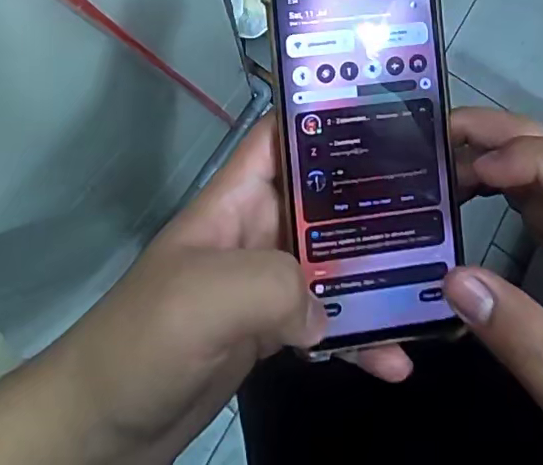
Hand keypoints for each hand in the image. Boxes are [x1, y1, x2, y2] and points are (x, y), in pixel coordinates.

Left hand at [41, 117, 413, 460]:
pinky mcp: (269, 330)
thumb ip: (273, 284)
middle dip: (372, 205)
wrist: (107, 420)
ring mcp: (261, 283)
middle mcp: (253, 231)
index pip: (280, 140)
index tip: (387, 124)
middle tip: (435, 215)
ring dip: (375, 279)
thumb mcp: (206, 295)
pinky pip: (325, 320)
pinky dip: (358, 336)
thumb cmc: (145, 338)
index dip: (324, 122)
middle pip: (320, 202)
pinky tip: (393, 359)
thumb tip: (327, 307)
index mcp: (233, 201)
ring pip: (330, 264)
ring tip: (429, 295)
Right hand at [438, 123, 542, 464]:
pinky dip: (491, 174)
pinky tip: (461, 190)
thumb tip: (454, 278)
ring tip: (435, 161)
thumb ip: (525, 342)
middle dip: (497, 132)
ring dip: (489, 147)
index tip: (478, 168)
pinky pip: (531, 188)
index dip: (533, 157)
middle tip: (434, 138)